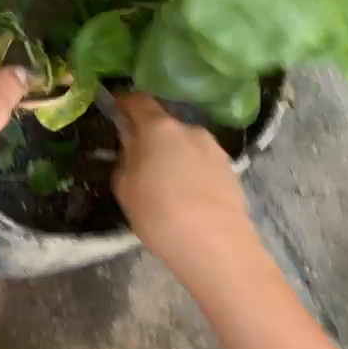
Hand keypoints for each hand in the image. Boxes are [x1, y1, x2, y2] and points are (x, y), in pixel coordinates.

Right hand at [111, 94, 256, 264]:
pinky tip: (189, 196)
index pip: (139, 101)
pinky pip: (203, 162)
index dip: (125, 103)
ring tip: (168, 184)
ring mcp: (214, 149)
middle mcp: (189, 130)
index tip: (116, 111)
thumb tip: (131, 148)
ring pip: (186, 144)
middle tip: (140, 160)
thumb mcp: (125, 187)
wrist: (216, 246)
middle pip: (164, 125)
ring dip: (175, 155)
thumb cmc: (159, 214)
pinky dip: (193, 171)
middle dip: (151, 137)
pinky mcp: (231, 170)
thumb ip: (126, 158)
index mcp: (159, 128)